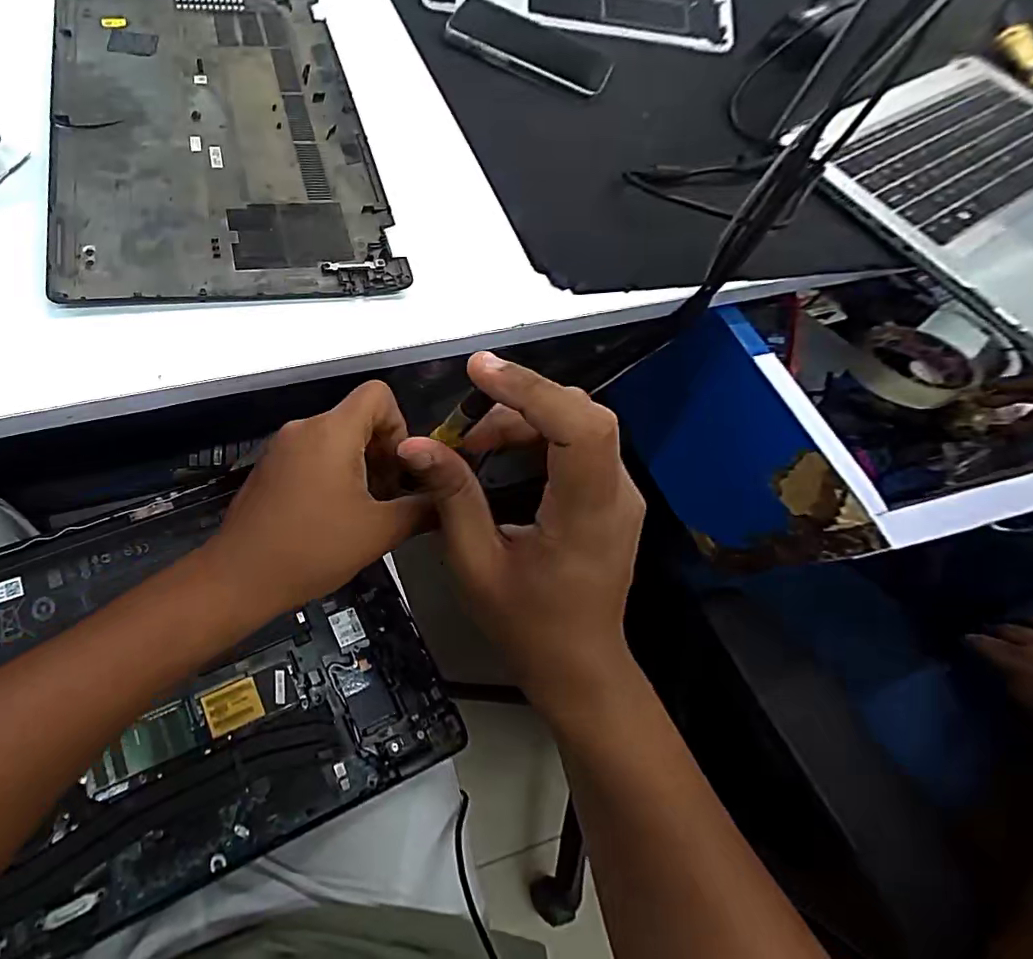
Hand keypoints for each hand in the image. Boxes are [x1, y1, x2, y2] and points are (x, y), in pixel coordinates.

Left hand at [201, 381, 428, 620]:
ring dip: (357, 468)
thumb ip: (421, 508)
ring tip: (361, 512)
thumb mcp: (378, 531)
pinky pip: (309, 456)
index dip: (400, 425)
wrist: (243, 574)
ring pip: (333, 440)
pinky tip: (333, 516)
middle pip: (356, 419)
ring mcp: (280, 448)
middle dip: (381, 454)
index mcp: (330, 432)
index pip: (377, 395)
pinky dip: (329, 476)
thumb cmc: (306, 550)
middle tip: (388, 497)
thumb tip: (443, 500)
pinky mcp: (269, 468)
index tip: (401, 465)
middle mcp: (301, 430)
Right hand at [395, 352, 645, 713]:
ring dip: (519, 420)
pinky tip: (492, 456)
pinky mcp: (605, 497)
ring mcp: (616, 494)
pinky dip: (529, 436)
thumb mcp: (474, 561)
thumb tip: (416, 446)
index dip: (530, 390)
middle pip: (579, 415)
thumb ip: (451, 497)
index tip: (479, 370)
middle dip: (516, 404)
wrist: (577, 662)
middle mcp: (615, 494)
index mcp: (588, 513)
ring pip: (576, 424)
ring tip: (467, 445)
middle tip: (459, 424)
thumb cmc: (526, 622)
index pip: (579, 427)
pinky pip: (573, 444)